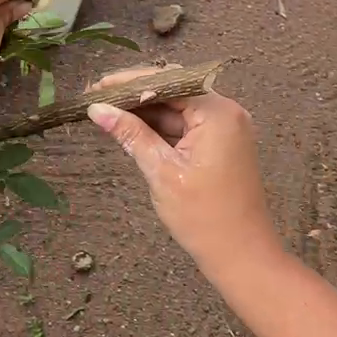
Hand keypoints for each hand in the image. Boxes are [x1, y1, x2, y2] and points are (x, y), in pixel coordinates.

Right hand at [85, 68, 277, 271]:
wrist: (241, 255)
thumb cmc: (203, 216)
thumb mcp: (161, 172)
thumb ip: (130, 135)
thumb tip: (97, 109)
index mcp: (217, 112)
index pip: (167, 82)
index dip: (129, 82)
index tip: (96, 86)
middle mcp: (226, 112)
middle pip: (173, 91)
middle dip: (134, 94)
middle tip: (96, 97)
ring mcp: (225, 128)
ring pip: (177, 109)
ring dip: (144, 111)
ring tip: (105, 110)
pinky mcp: (220, 144)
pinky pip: (185, 126)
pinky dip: (160, 128)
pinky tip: (129, 128)